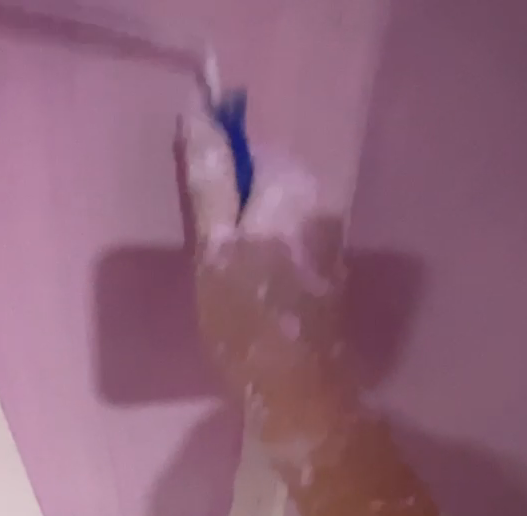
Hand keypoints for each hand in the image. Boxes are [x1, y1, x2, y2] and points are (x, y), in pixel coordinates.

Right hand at [179, 111, 359, 456]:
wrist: (297, 391)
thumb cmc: (245, 321)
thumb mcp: (214, 249)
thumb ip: (210, 183)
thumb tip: (199, 114)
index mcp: (292, 189)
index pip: (251, 149)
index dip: (218, 173)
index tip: (197, 215)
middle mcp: (320, 205)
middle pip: (268, 183)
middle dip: (235, 207)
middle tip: (206, 253)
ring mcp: (329, 242)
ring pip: (278, 218)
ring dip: (250, 235)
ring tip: (223, 277)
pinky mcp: (327, 276)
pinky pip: (290, 247)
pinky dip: (266, 258)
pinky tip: (250, 293)